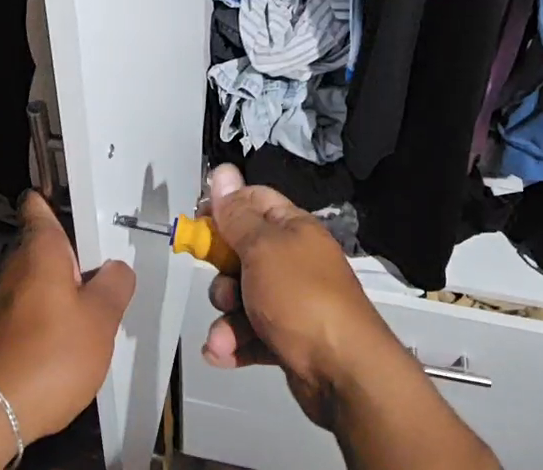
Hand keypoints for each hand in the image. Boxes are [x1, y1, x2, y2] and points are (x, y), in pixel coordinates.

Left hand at [0, 192, 135, 443]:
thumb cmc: (52, 354)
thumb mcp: (102, 318)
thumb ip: (115, 284)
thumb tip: (116, 268)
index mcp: (39, 249)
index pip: (36, 204)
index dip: (52, 196)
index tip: (73, 199)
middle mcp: (12, 265)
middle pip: (40, 244)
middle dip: (67, 253)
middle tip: (100, 265)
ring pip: (32, 278)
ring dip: (55, 287)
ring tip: (88, 304)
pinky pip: (24, 308)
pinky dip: (42, 314)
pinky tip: (64, 336)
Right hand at [199, 165, 405, 427]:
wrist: (344, 372)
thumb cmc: (300, 297)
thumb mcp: (263, 248)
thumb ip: (238, 215)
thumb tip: (223, 171)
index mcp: (293, 229)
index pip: (254, 200)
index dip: (224, 207)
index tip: (198, 222)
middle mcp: (293, 260)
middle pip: (242, 254)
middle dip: (221, 275)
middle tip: (224, 289)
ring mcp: (291, 301)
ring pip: (242, 298)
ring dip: (225, 318)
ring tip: (224, 337)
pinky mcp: (287, 338)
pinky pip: (251, 333)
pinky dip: (235, 344)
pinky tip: (223, 355)